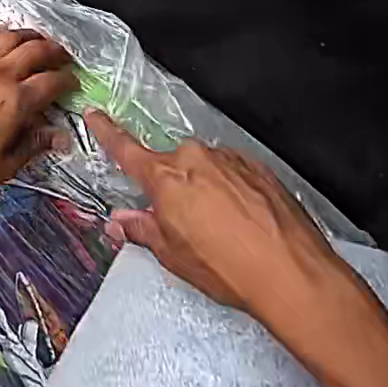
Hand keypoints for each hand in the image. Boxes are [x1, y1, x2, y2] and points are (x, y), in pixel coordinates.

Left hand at [0, 26, 77, 196]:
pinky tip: (3, 34)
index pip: (53, 82)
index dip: (68, 80)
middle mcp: (2, 75)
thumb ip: (36, 145)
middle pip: (38, 50)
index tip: (73, 83)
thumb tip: (63, 137)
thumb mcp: (8, 164)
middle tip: (64, 58)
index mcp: (18, 101)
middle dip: (56, 52)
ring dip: (31, 35)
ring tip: (40, 42)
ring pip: (12, 36)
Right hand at [85, 109, 366, 317]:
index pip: (125, 149)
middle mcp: (194, 157)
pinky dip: (232, 190)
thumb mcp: (174, 256)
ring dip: (206, 189)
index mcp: (166, 178)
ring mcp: (228, 158)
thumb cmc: (228, 268)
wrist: (292, 272)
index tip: (95, 115)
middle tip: (188, 223)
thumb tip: (119, 222)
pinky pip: (233, 172)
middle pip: (172, 166)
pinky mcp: (257, 165)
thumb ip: (143, 230)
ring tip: (225, 228)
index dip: (106, 132)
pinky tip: (245, 219)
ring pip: (204, 168)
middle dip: (174, 189)